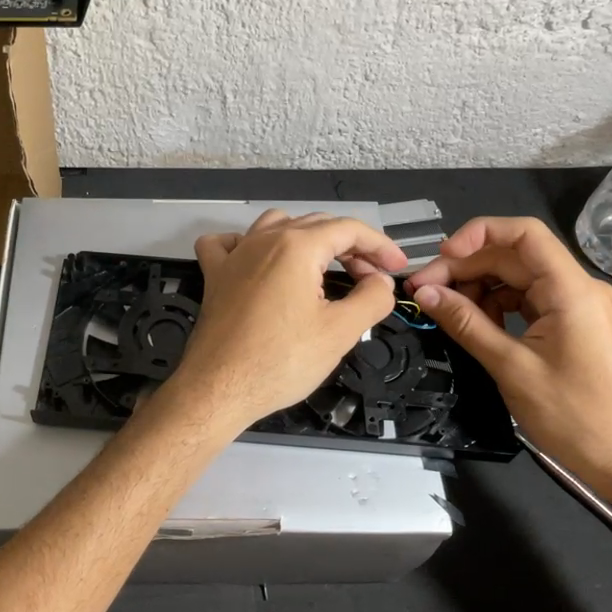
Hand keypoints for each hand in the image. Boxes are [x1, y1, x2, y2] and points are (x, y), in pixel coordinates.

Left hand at [164, 211, 409, 437]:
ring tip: (325, 267)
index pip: (348, 229)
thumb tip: (381, 282)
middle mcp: (263, 240)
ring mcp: (234, 255)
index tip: (397, 268)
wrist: (219, 388)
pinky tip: (261, 261)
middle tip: (371, 278)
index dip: (380, 245)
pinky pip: (228, 243)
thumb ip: (371, 299)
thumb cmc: (280, 361)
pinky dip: (248, 244)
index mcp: (296, 246)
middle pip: (316, 224)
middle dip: (350, 246)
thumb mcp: (340, 332)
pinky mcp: (215, 275)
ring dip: (306, 238)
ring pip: (276, 225)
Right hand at [406, 217, 611, 496]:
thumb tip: (425, 293)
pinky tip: (476, 326)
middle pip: (515, 257)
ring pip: (521, 280)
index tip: (440, 258)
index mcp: (572, 290)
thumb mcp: (512, 368)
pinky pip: (532, 302)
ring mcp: (582, 309)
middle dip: (466, 269)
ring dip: (480, 289)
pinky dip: (501, 308)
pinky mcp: (579, 329)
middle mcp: (581, 289)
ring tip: (446, 313)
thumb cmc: (578, 418)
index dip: (476, 234)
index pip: (523, 233)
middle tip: (423, 292)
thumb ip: (466, 324)